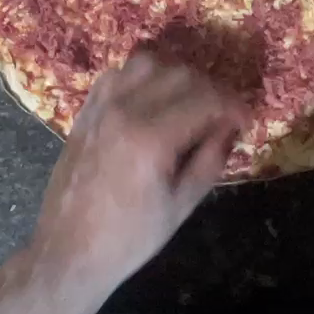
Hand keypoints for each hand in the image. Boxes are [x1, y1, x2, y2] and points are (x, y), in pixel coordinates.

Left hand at [26, 51, 245, 293]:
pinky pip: (121, 72)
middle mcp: (125, 110)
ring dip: (178, 76)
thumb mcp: (182, 206)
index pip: (206, 98)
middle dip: (211, 90)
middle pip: (182, 74)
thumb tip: (231, 126)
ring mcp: (101, 105)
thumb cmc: (129, 238)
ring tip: (190, 103)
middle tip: (223, 115)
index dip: (234, 105)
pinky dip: (145, 77)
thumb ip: (211, 159)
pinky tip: (155, 100)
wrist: (67, 251)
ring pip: (150, 62)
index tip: (246, 120)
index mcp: (151, 138)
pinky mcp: (87, 108)